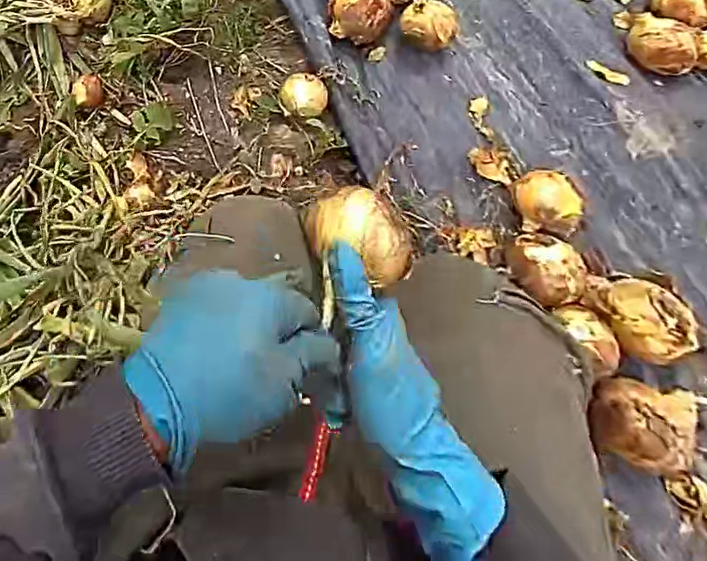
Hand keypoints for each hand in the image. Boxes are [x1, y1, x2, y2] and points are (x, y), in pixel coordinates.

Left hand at [123, 270, 339, 471]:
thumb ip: (314, 355)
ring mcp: (207, 284)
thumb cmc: (231, 388)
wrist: (160, 393)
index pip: (309, 312)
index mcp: (270, 295)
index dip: (313, 343)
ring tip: (237, 365)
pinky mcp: (181, 298)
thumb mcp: (284, 382)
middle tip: (272, 374)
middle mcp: (240, 278)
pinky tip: (212, 354)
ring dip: (248, 327)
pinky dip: (220, 326)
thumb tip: (329, 345)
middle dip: (279, 334)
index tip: (307, 373)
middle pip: (275, 305)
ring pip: (243, 305)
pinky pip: (215, 309)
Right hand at [329, 245, 504, 560]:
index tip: (296, 299)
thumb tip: (341, 246)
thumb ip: (354, 298)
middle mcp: (367, 328)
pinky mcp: (349, 383)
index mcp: (377, 310)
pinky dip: (323, 387)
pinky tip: (331, 404)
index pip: (339, 281)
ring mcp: (358, 357)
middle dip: (313, 336)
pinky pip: (323, 372)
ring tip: (327, 389)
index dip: (317, 287)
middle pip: (323, 315)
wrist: (410, 460)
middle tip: (313, 357)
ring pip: (319, 345)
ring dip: (317, 367)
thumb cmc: (394, 398)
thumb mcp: (369, 342)